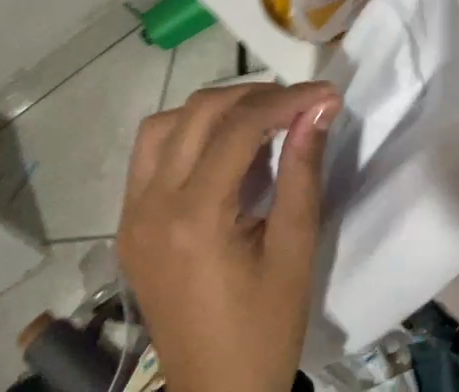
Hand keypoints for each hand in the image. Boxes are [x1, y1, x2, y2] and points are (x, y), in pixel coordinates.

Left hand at [119, 81, 339, 391]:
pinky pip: (150, 156)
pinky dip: (188, 135)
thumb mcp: (295, 246)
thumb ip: (303, 170)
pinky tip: (225, 149)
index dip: (287, 99)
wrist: (217, 390)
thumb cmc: (265, 325)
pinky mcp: (130, 226)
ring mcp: (132, 216)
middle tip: (299, 105)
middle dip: (253, 95)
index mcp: (193, 216)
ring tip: (261, 120)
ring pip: (164, 126)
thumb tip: (320, 107)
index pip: (238, 127)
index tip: (328, 95)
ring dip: (214, 110)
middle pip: (197, 113)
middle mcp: (150, 207)